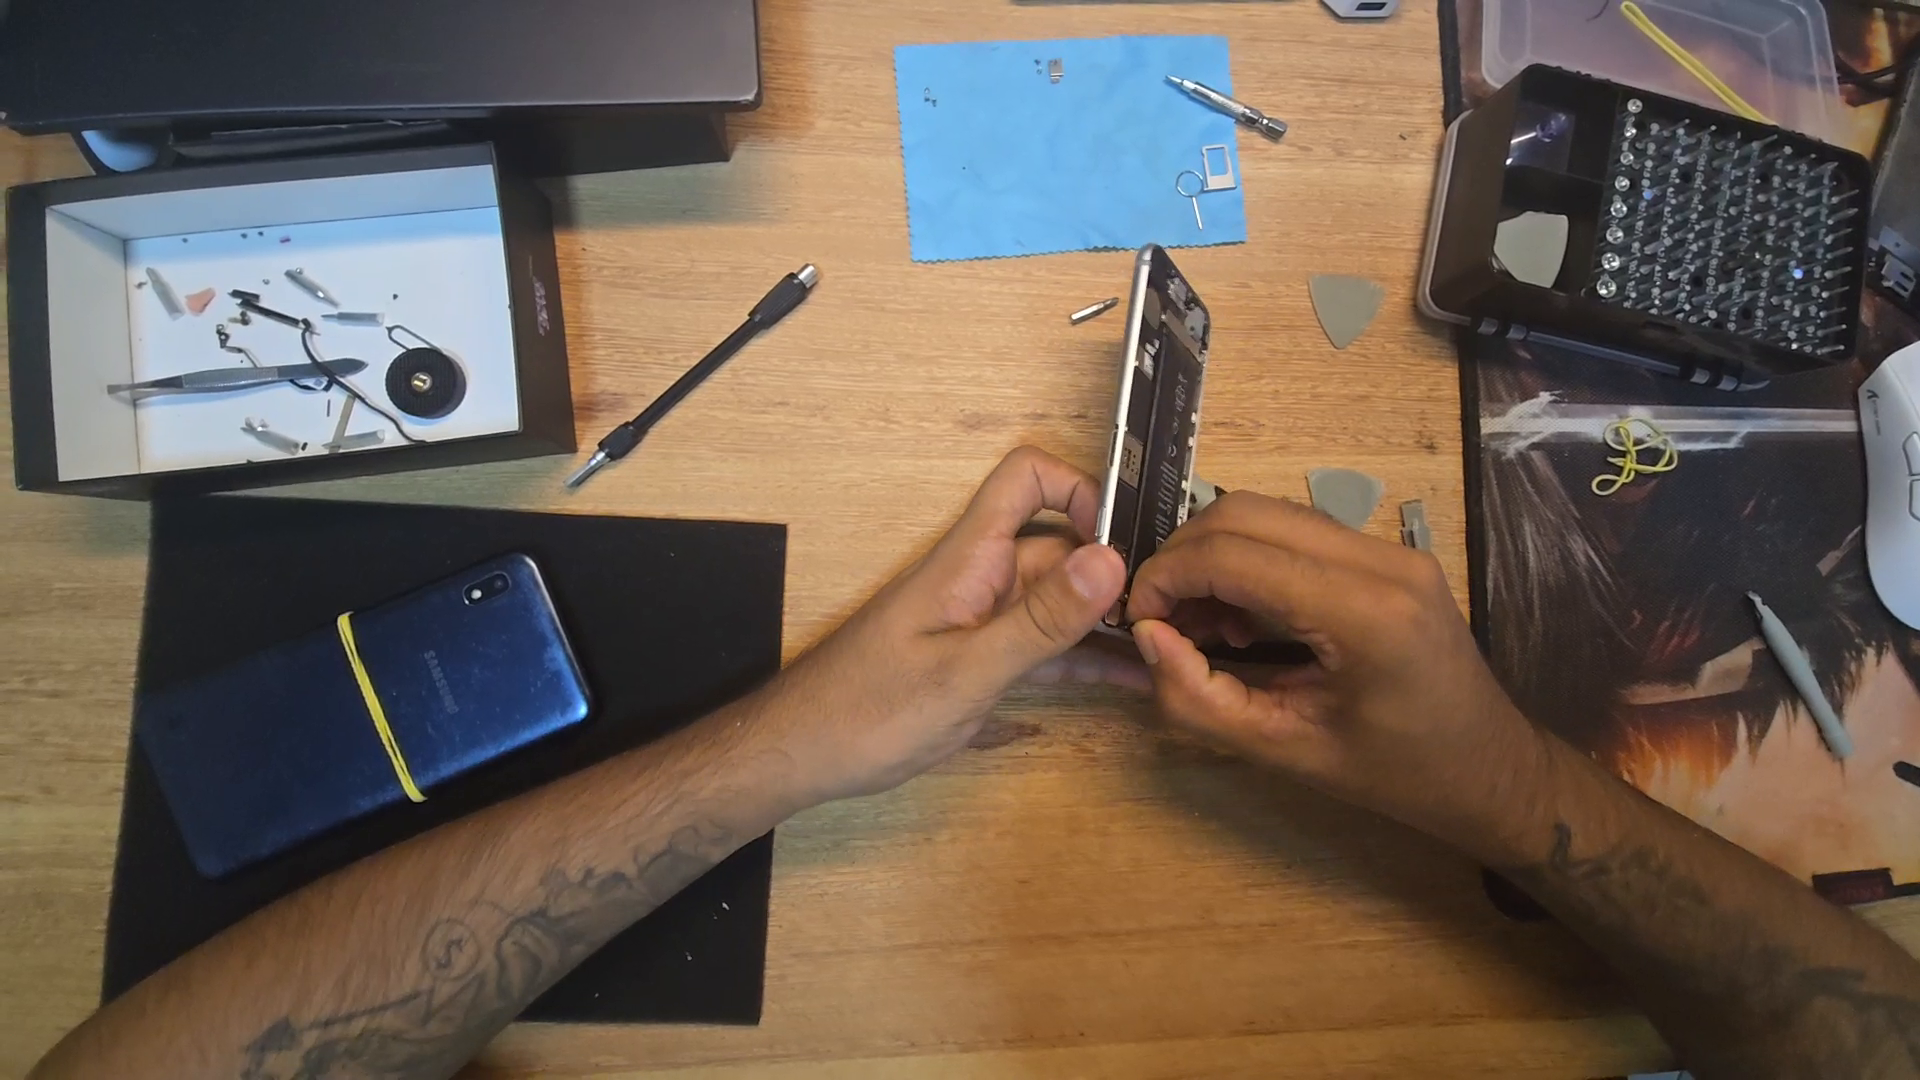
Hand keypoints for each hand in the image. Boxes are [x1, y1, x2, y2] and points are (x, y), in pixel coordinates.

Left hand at [764, 448, 1144, 803]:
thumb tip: (1111, 558)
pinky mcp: (980, 659)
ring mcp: (981, 620)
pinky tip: (1129, 681)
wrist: (804, 755)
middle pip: (1057, 548)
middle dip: (1112, 570)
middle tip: (1174, 613)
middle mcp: (980, 577)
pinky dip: (1081, 660)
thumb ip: (1040, 618)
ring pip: (1056, 602)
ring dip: (1105, 619)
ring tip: (1169, 646)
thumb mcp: (966, 670)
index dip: (1078, 490)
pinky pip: (1041, 647)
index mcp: (969, 559)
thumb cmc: (872, 710)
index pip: (1025, 480)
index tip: (1122, 541)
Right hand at [1125, 491, 1553, 857]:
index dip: (1165, 578)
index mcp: (1363, 613)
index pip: (1231, 555)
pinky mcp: (1383, 550)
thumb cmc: (1393, 775)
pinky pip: (1288, 529)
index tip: (1138, 620)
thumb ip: (1196, 698)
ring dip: (1209, 555)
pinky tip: (1241, 614)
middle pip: (1239, 512)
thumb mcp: (1281, 753)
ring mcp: (1387, 547)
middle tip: (1160, 616)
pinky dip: (1242, 558)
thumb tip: (1144, 634)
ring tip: (1200, 621)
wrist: (1492, 770)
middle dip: (1180, 558)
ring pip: (1261, 511)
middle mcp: (1379, 559)